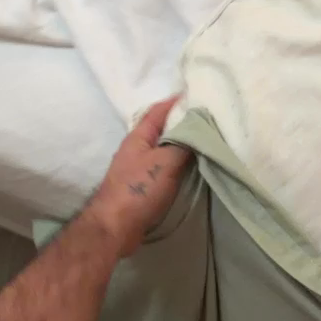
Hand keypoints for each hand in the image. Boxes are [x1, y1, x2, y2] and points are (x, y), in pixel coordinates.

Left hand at [86, 97, 192, 254]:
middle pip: (161, 129)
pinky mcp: (142, 187)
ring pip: (164, 149)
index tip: (195, 93)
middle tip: (206, 118)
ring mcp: (138, 169)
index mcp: (138, 137)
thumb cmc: (139, 189)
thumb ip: (184, 144)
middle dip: (181, 122)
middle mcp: (136, 149)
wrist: (115, 228)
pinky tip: (191, 167)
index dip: (175, 101)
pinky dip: (178, 163)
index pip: (158, 111)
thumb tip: (199, 129)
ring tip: (204, 140)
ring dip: (181, 144)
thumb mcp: (166, 162)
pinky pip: (164, 167)